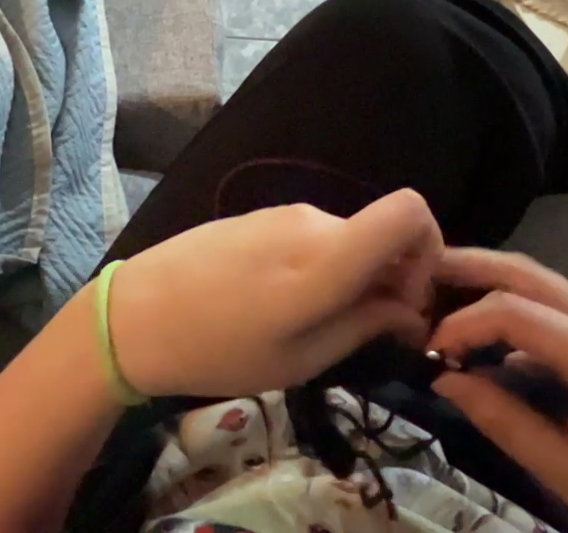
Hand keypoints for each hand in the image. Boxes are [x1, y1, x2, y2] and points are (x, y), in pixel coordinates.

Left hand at [107, 189, 441, 397]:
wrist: (137, 313)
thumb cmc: (218, 349)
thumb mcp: (299, 357)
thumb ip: (364, 325)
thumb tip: (409, 310)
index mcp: (326, 258)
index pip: (408, 210)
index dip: (429, 247)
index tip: (407, 297)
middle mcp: (312, 221)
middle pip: (381, 234)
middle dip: (391, 277)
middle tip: (365, 330)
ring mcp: (283, 213)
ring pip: (347, 237)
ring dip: (353, 275)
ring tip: (313, 323)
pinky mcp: (260, 215)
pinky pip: (314, 235)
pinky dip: (322, 265)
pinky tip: (282, 301)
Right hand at [428, 250, 567, 532]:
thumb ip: (503, 420)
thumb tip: (443, 379)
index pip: (520, 314)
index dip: (466, 322)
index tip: (430, 347)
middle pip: (535, 276)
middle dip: (475, 266)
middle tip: (424, 267)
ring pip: (548, 286)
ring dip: (495, 282)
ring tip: (445, 287)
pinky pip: (561, 312)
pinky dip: (519, 311)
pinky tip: (489, 335)